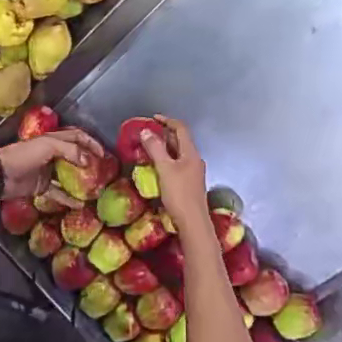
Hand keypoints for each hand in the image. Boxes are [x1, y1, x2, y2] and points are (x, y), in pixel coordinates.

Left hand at [0, 128, 103, 199]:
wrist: (0, 174)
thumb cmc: (23, 155)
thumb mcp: (47, 146)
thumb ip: (69, 150)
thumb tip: (89, 160)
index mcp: (53, 140)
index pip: (77, 137)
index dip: (91, 142)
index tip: (103, 154)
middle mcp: (52, 154)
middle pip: (75, 156)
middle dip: (88, 163)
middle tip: (102, 172)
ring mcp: (47, 171)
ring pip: (68, 176)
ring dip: (80, 181)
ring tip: (94, 189)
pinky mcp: (42, 187)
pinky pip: (58, 193)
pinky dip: (69, 199)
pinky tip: (79, 205)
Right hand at [137, 115, 207, 231]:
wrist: (193, 223)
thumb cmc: (179, 194)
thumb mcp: (164, 169)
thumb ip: (155, 148)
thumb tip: (146, 131)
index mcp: (191, 153)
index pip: (181, 129)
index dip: (167, 121)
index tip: (152, 118)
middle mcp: (195, 159)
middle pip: (180, 140)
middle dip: (163, 134)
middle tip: (146, 133)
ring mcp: (193, 172)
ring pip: (178, 153)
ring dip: (164, 148)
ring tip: (148, 148)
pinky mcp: (189, 183)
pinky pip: (177, 164)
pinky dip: (166, 160)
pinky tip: (156, 166)